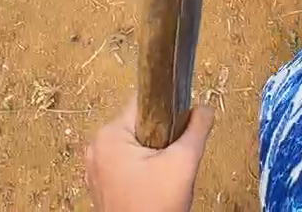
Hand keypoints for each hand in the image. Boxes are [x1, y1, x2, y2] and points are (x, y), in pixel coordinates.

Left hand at [86, 96, 214, 211]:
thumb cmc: (155, 207)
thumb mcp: (185, 160)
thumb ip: (199, 125)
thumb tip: (204, 108)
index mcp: (109, 135)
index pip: (149, 101)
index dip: (171, 111)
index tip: (180, 130)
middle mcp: (97, 147)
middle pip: (146, 121)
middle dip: (165, 135)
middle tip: (173, 158)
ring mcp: (97, 167)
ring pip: (142, 140)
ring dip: (158, 151)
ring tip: (165, 173)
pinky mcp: (103, 182)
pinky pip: (132, 158)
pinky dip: (147, 165)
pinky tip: (155, 183)